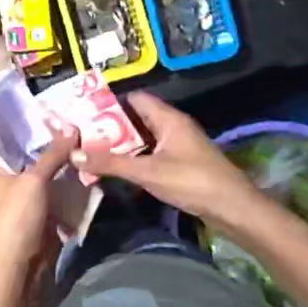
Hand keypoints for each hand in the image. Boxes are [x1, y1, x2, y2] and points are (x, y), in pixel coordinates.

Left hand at [0, 129, 78, 280]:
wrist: (18, 273)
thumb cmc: (15, 221)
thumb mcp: (34, 181)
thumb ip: (53, 153)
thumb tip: (72, 127)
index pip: (9, 136)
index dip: (30, 122)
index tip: (55, 107)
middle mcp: (4, 179)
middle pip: (30, 153)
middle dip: (53, 141)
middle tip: (80, 118)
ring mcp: (23, 198)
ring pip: (46, 172)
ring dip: (65, 161)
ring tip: (89, 137)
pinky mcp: (40, 214)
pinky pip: (56, 191)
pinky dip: (69, 182)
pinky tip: (88, 166)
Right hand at [69, 93, 262, 226]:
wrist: (233, 208)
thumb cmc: (192, 181)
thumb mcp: (148, 172)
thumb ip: (111, 162)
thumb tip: (74, 153)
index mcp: (168, 118)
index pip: (135, 98)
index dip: (109, 102)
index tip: (83, 111)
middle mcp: (173, 126)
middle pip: (136, 119)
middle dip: (109, 127)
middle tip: (80, 135)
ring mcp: (178, 146)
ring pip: (142, 139)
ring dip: (120, 146)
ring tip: (90, 152)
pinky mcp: (180, 164)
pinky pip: (150, 154)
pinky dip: (133, 159)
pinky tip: (115, 170)